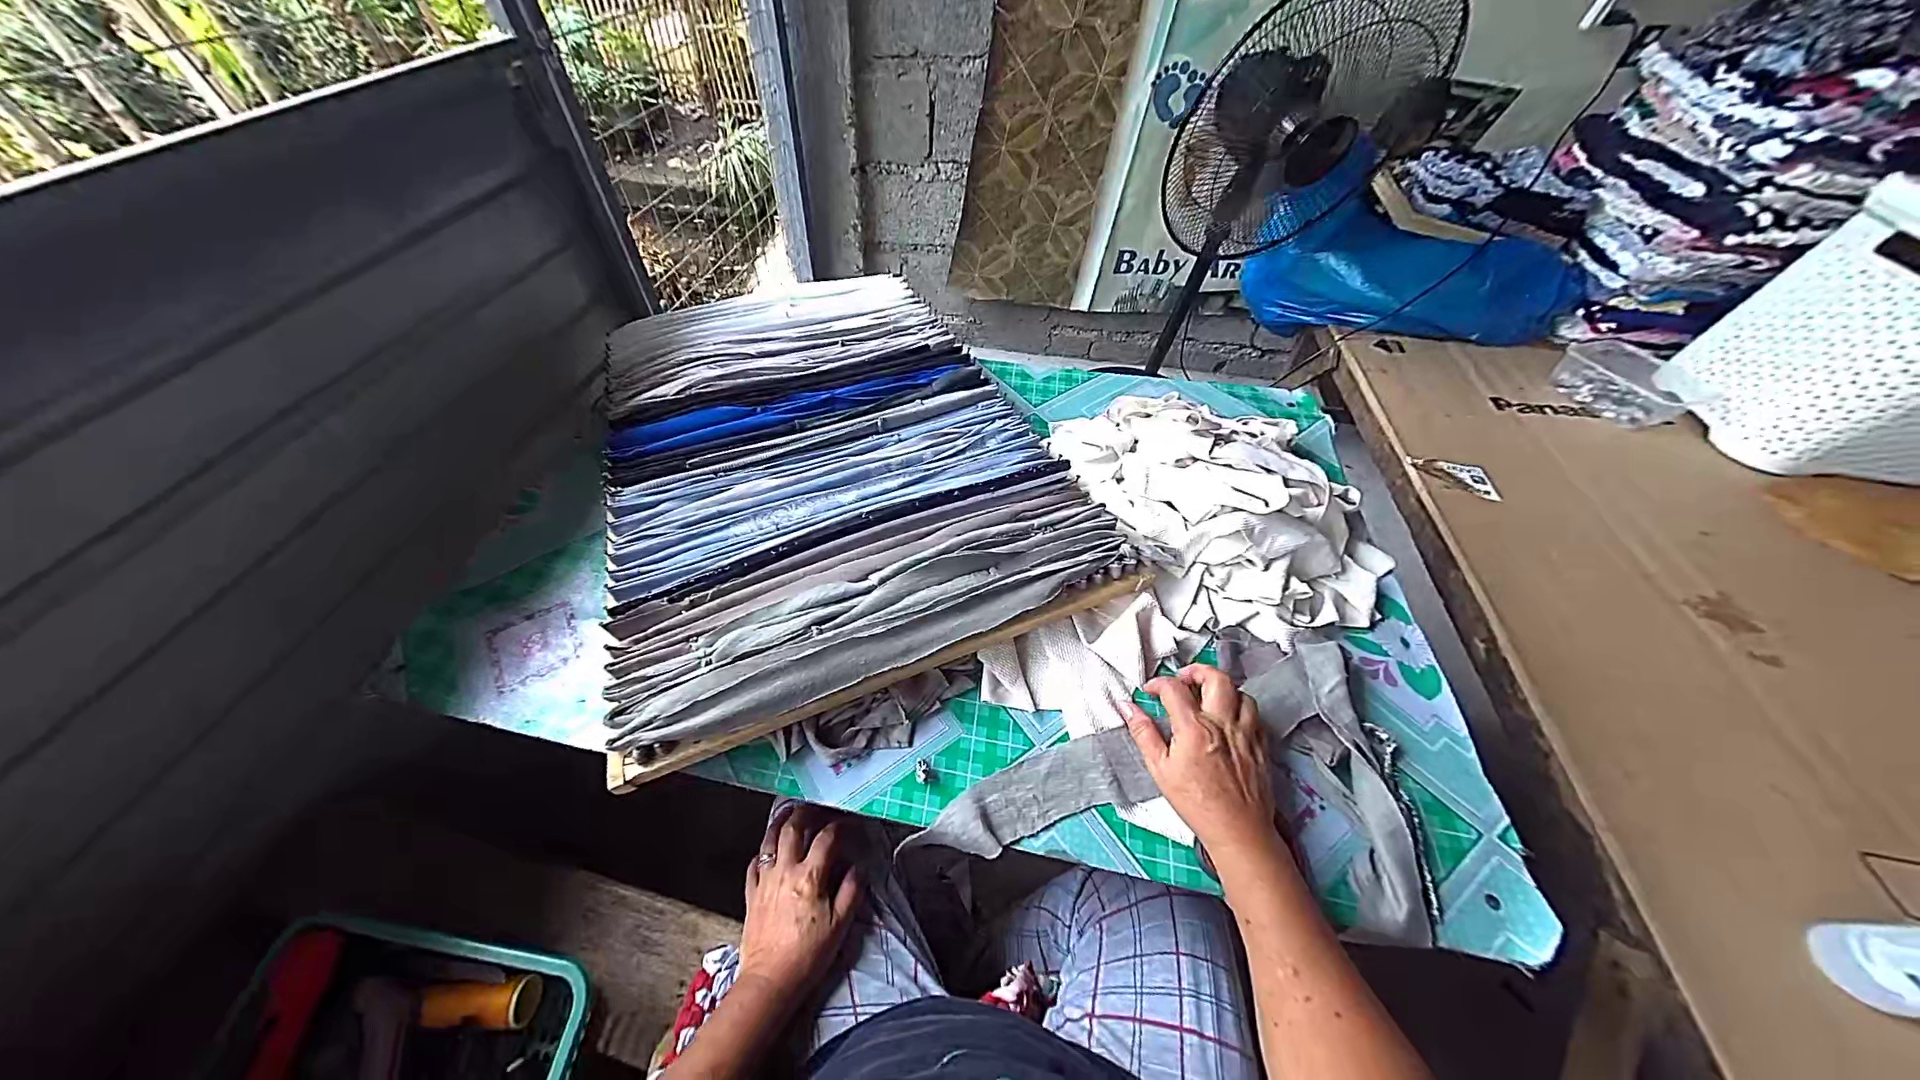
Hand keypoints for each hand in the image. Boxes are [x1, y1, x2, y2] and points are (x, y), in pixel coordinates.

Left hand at [739, 805, 861, 994]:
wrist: (770, 982)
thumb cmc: (808, 956)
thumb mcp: (840, 925)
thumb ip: (851, 891)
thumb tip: (857, 868)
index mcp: (810, 877)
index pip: (826, 838)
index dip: (840, 826)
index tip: (848, 824)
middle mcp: (785, 872)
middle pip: (793, 829)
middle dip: (806, 813)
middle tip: (816, 808)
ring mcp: (765, 881)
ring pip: (770, 840)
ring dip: (781, 823)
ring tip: (789, 814)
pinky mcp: (751, 895)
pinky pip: (754, 865)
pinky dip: (762, 852)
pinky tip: (768, 851)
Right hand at [1126, 664, 1281, 863]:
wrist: (1238, 831)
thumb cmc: (1197, 804)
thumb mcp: (1160, 769)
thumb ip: (1143, 733)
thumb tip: (1128, 708)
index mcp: (1194, 728)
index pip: (1174, 688)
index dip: (1158, 683)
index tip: (1151, 690)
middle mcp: (1223, 723)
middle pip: (1215, 677)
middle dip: (1197, 670)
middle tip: (1184, 679)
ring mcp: (1246, 732)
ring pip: (1240, 691)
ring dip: (1222, 688)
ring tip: (1207, 697)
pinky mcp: (1261, 744)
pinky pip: (1255, 713)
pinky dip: (1240, 707)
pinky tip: (1229, 718)